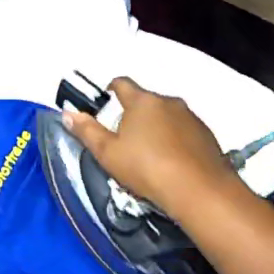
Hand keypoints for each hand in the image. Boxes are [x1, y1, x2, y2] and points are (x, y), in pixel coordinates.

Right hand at [59, 77, 242, 214]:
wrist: (197, 189)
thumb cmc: (146, 168)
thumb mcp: (108, 154)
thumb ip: (87, 132)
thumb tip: (67, 113)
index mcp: (142, 101)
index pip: (122, 84)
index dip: (110, 89)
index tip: (104, 100)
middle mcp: (168, 101)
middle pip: (145, 101)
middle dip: (133, 115)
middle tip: (123, 140)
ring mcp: (191, 117)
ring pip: (166, 116)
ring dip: (156, 128)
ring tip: (148, 155)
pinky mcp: (206, 135)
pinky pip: (184, 132)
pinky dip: (174, 141)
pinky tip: (170, 163)